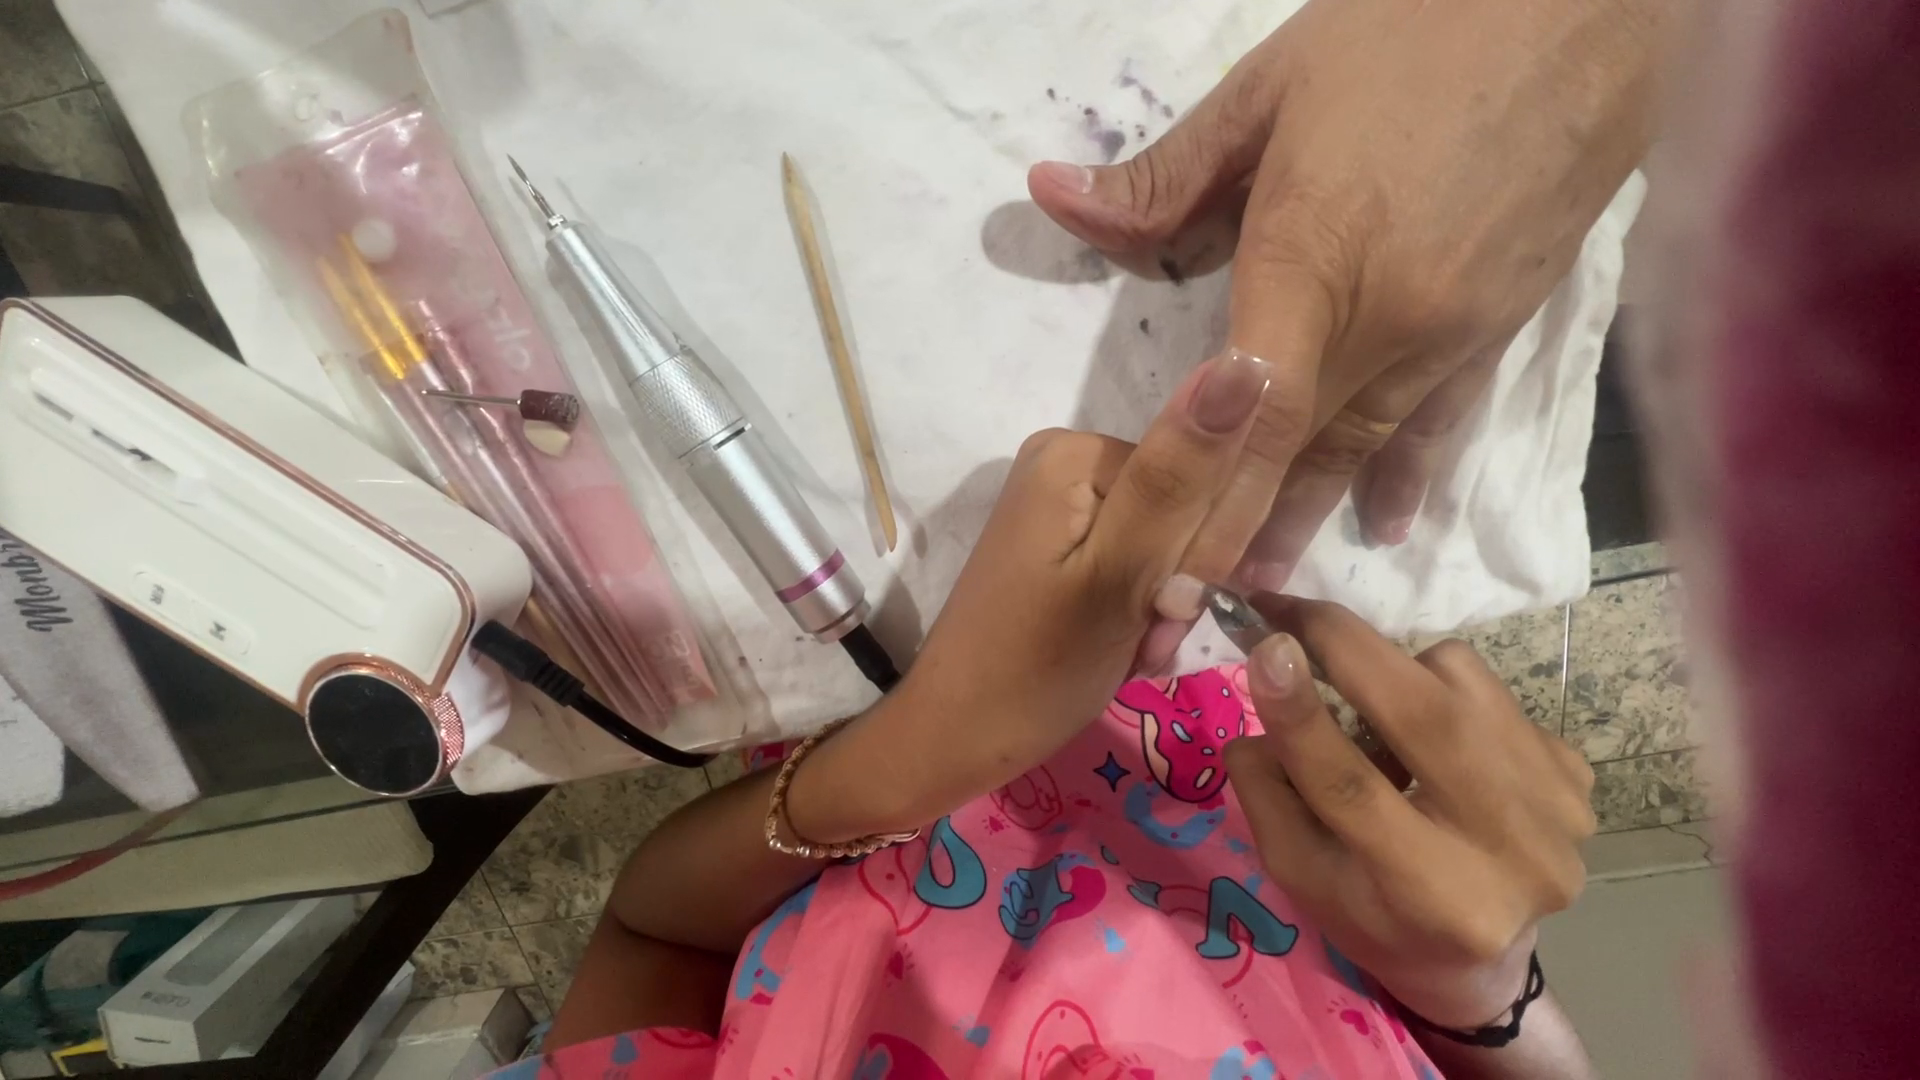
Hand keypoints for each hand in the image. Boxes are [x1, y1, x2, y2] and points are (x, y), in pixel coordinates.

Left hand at [788, 351, 1270, 841]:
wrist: (956, 737)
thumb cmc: (1038, 668)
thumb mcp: (1122, 573)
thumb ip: (1182, 476)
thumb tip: (1249, 359)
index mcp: (1078, 451)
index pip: (1201, 475)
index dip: (1203, 557)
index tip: (1170, 620)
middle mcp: (1064, 461)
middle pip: (1181, 508)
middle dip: (1177, 588)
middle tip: (1141, 641)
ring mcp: (1058, 505)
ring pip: (1164, 544)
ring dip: (1160, 607)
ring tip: (1125, 650)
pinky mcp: (1057, 545)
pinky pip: (1130, 563)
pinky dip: (1135, 610)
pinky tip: (1114, 645)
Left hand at [1030, 0, 1668, 662]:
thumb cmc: (1415, 25)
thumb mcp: (1267, 88)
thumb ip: (1159, 174)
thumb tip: (1049, 198)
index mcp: (1310, 261)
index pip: (1251, 416)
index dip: (1209, 499)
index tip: (1174, 566)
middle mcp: (1386, 319)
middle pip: (1301, 453)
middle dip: (1247, 532)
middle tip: (1201, 606)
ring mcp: (1453, 328)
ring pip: (1364, 448)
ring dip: (1310, 519)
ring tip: (1268, 584)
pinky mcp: (1504, 320)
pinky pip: (1439, 419)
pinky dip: (1404, 476)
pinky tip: (1387, 523)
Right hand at [1224, 595, 1595, 1028]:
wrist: (1476, 952)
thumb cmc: (1364, 908)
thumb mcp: (1292, 864)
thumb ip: (1265, 782)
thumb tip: (1269, 673)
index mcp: (1429, 893)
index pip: (1352, 788)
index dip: (1303, 711)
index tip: (1263, 642)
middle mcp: (1513, 853)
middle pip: (1428, 718)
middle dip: (1347, 646)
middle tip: (1287, 610)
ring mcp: (1560, 810)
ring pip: (1459, 678)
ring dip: (1393, 672)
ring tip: (1372, 715)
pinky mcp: (1577, 774)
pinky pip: (1487, 688)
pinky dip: (1438, 693)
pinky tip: (1429, 740)